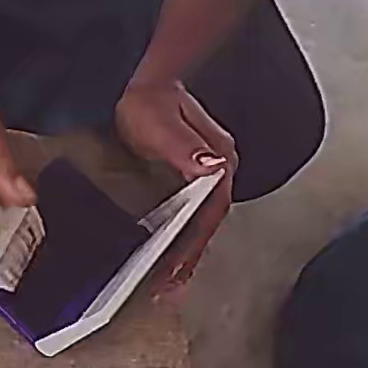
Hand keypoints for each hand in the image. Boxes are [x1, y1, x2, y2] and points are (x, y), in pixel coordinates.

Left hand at [114, 79, 235, 286]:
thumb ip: (184, 146)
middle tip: (169, 286)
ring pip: (201, 220)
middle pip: (208, 222)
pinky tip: (171, 249)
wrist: (148, 81)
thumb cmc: (150, 100)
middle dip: (190, 257)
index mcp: (216, 160)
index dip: (193, 245)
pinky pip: (192, 211)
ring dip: (187, 250)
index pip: (209, 213)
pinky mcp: (193, 174)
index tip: (177, 269)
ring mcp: (208, 171)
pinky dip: (182, 234)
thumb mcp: (159, 124)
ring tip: (170, 279)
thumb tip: (212, 168)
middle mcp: (218, 168)